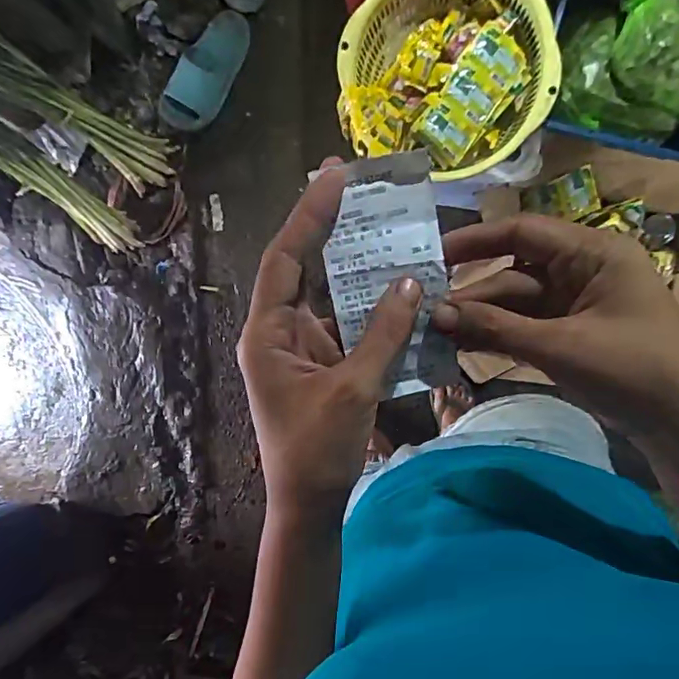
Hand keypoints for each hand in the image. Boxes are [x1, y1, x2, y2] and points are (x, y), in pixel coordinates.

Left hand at [238, 167, 421, 513]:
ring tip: (391, 235)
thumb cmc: (319, 450)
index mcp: (268, 334)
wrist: (310, 504)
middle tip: (360, 187)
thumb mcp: (355, 388)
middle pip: (304, 270)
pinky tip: (400, 297)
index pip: (286, 258)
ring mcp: (300, 353)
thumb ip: (383, 334)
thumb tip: (410, 283)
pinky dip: (371, 315)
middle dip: (330, 231)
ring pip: (330, 300)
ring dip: (358, 274)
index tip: (335, 175)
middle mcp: (279, 335)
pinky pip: (347, 330)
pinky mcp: (321, 371)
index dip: (310, 214)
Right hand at [432, 215, 678, 436]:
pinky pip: (530, 329)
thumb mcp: (560, 346)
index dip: (475, 242)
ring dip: (483, 319)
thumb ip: (497, 328)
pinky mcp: (576, 337)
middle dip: (474, 294)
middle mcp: (585, 270)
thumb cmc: (631, 370)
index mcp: (593, 252)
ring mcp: (580, 306)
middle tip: (426, 312)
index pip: (524, 233)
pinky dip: (502, 337)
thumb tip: (438, 314)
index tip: (432, 257)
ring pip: (520, 305)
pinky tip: (465, 346)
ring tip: (437, 333)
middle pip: (516, 273)